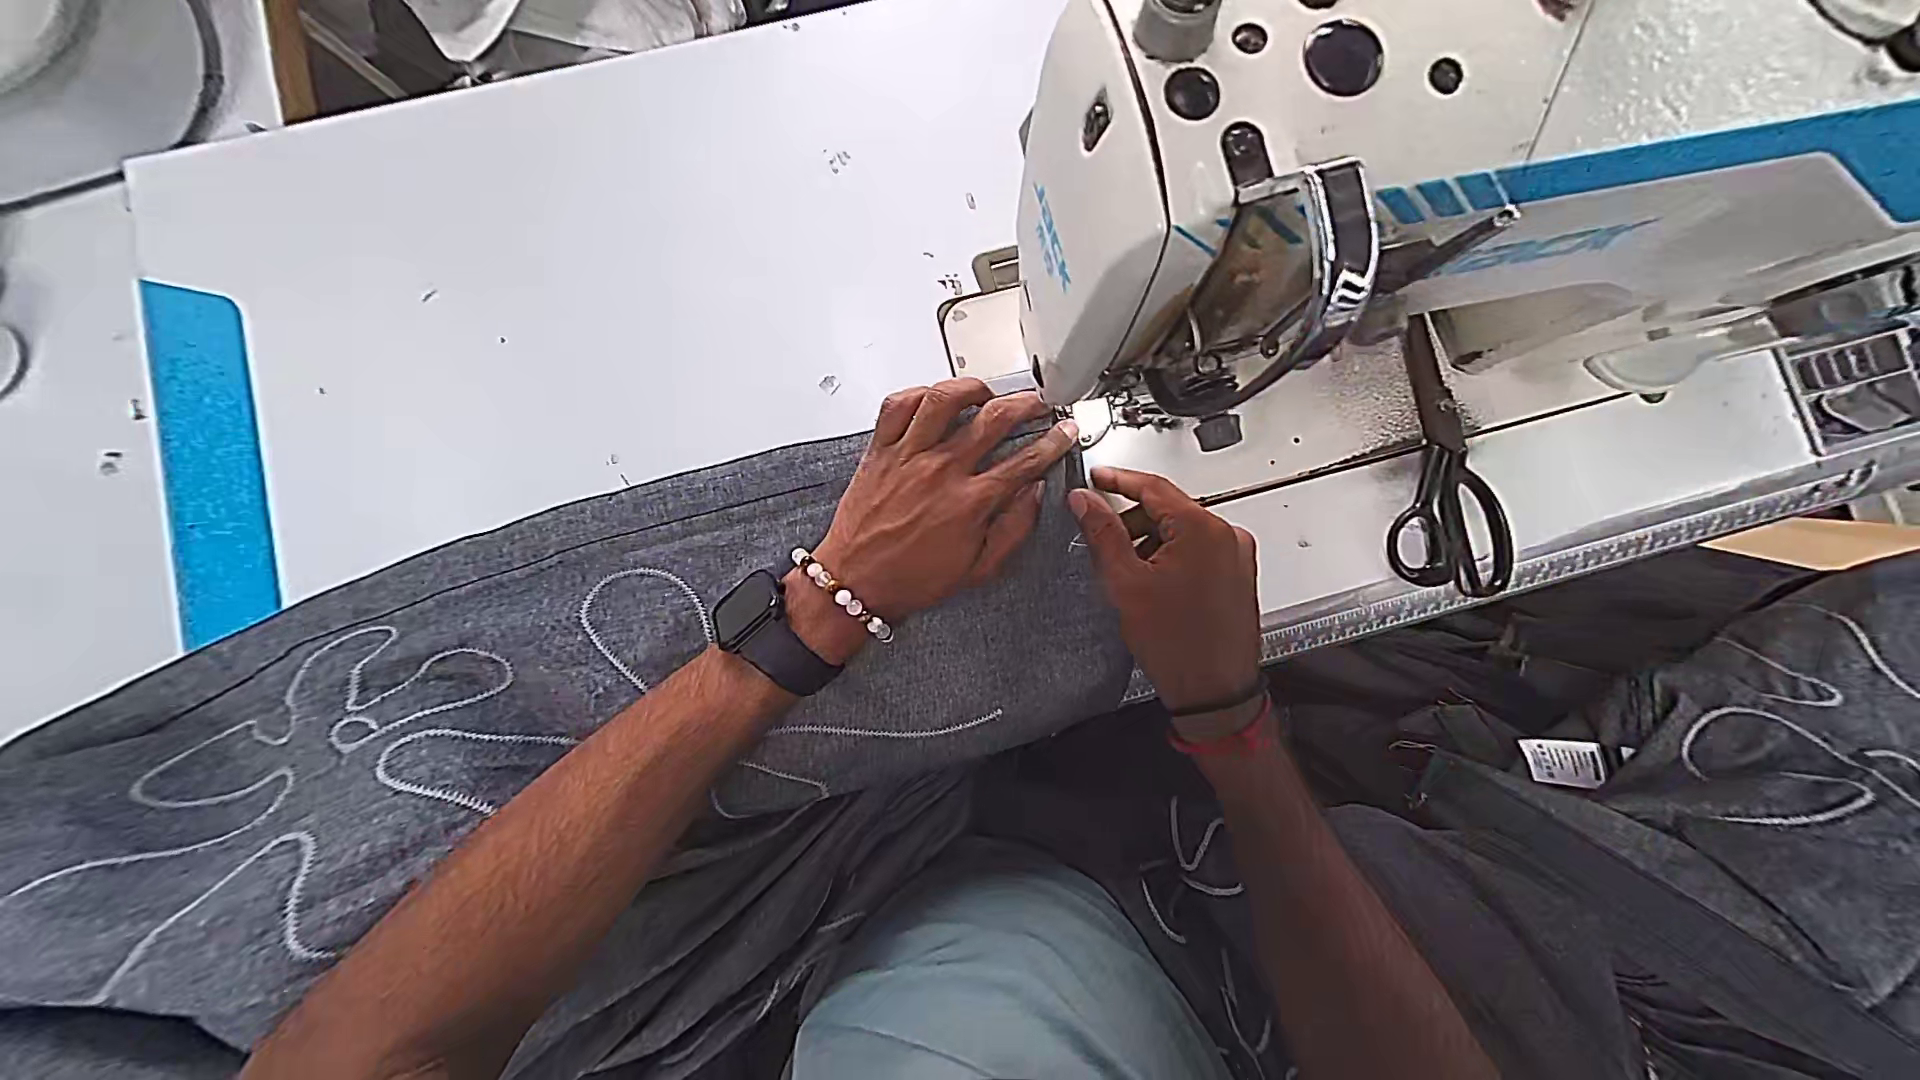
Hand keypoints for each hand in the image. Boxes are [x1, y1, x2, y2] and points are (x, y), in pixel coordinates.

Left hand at [788, 378, 1077, 662]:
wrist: (858, 582)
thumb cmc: (911, 579)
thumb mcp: (979, 569)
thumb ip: (1015, 529)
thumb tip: (1035, 495)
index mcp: (970, 502)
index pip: (1026, 460)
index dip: (1054, 441)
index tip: (1062, 432)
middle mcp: (941, 472)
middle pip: (995, 418)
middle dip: (1027, 404)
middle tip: (1036, 403)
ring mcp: (908, 457)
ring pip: (945, 399)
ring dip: (974, 388)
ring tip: (987, 393)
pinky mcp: (880, 452)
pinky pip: (897, 406)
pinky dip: (918, 393)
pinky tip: (933, 399)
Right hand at [1068, 466, 1260, 712]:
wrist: (1213, 689)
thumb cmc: (1180, 645)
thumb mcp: (1125, 582)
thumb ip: (1103, 533)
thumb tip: (1086, 501)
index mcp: (1202, 529)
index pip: (1153, 486)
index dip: (1118, 479)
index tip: (1099, 477)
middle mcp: (1226, 536)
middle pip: (1168, 507)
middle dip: (1132, 520)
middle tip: (1104, 538)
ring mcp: (1236, 555)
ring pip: (1182, 529)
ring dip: (1151, 540)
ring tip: (1129, 573)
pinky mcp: (1237, 573)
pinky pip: (1197, 548)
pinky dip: (1171, 554)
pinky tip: (1152, 582)